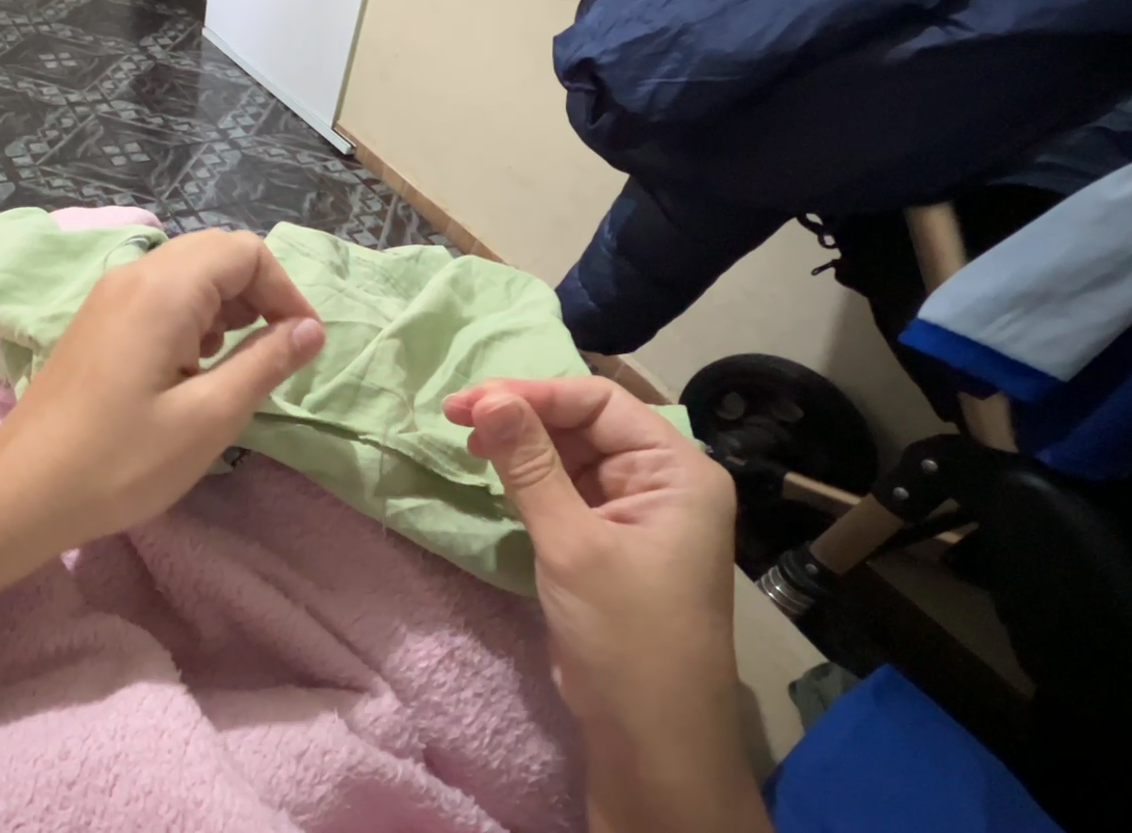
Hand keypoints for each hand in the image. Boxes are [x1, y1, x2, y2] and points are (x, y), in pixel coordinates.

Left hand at [0, 228, 325, 546]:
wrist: (24, 490)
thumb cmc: (121, 461)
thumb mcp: (209, 418)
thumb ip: (265, 363)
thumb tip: (311, 329)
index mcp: (163, 289)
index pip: (246, 251)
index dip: (285, 290)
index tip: (301, 343)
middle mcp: (134, 274)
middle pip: (216, 252)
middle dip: (259, 292)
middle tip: (273, 349)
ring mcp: (110, 295)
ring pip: (188, 271)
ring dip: (226, 303)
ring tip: (236, 360)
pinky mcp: (98, 319)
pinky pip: (160, 293)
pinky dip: (193, 314)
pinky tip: (193, 364)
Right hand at [444, 376, 760, 832]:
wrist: (648, 737)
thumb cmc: (624, 633)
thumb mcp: (572, 542)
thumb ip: (528, 464)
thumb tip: (487, 397)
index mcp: (676, 470)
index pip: (598, 402)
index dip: (532, 393)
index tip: (469, 401)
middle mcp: (659, 480)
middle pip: (582, 423)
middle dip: (520, 416)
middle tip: (456, 416)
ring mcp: (631, 509)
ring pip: (567, 453)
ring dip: (518, 444)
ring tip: (467, 440)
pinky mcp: (604, 536)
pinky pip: (561, 487)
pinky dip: (525, 475)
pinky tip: (492, 470)